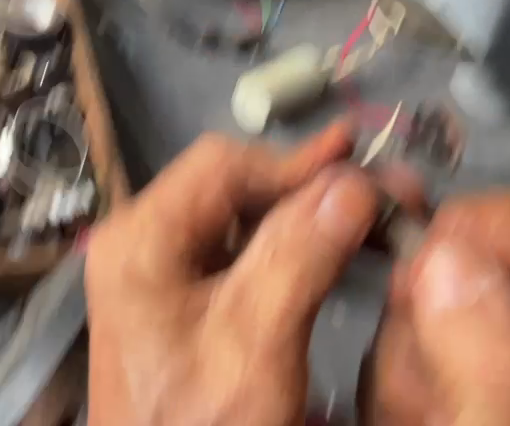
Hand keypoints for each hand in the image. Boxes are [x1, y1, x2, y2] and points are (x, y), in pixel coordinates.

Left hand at [85, 124, 376, 425]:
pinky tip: (322, 245)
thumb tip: (352, 183)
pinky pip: (230, 246)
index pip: (220, 166)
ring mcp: (151, 261)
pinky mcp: (170, 290)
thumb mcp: (254, 346)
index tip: (360, 165)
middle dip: (299, 186)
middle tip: (372, 191)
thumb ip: (299, 258)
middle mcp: (137, 233)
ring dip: (295, 212)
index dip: (293, 162)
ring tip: (360, 213)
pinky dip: (279, 243)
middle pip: (225, 184)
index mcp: (139, 234)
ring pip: (232, 212)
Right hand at [365, 193, 509, 425]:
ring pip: (443, 303)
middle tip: (414, 342)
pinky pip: (411, 348)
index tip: (445, 242)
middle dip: (438, 297)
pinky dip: (394, 379)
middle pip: (503, 264)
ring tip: (411, 417)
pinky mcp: (460, 390)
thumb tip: (443, 250)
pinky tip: (400, 420)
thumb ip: (496, 369)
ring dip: (408, 353)